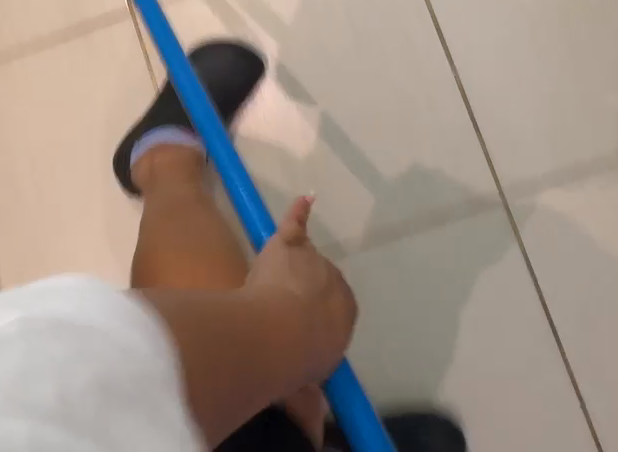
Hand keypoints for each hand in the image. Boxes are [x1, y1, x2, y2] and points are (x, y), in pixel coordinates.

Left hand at [245, 196, 356, 387]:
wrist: (281, 334)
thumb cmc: (298, 359)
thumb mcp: (311, 379)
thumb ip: (311, 382)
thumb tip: (311, 417)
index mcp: (346, 312)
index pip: (330, 309)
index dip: (309, 318)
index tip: (295, 329)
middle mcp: (335, 281)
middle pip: (315, 283)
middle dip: (298, 298)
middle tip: (277, 317)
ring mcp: (311, 260)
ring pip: (299, 262)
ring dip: (287, 274)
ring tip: (271, 288)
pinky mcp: (289, 245)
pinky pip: (296, 224)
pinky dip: (299, 211)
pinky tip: (305, 198)